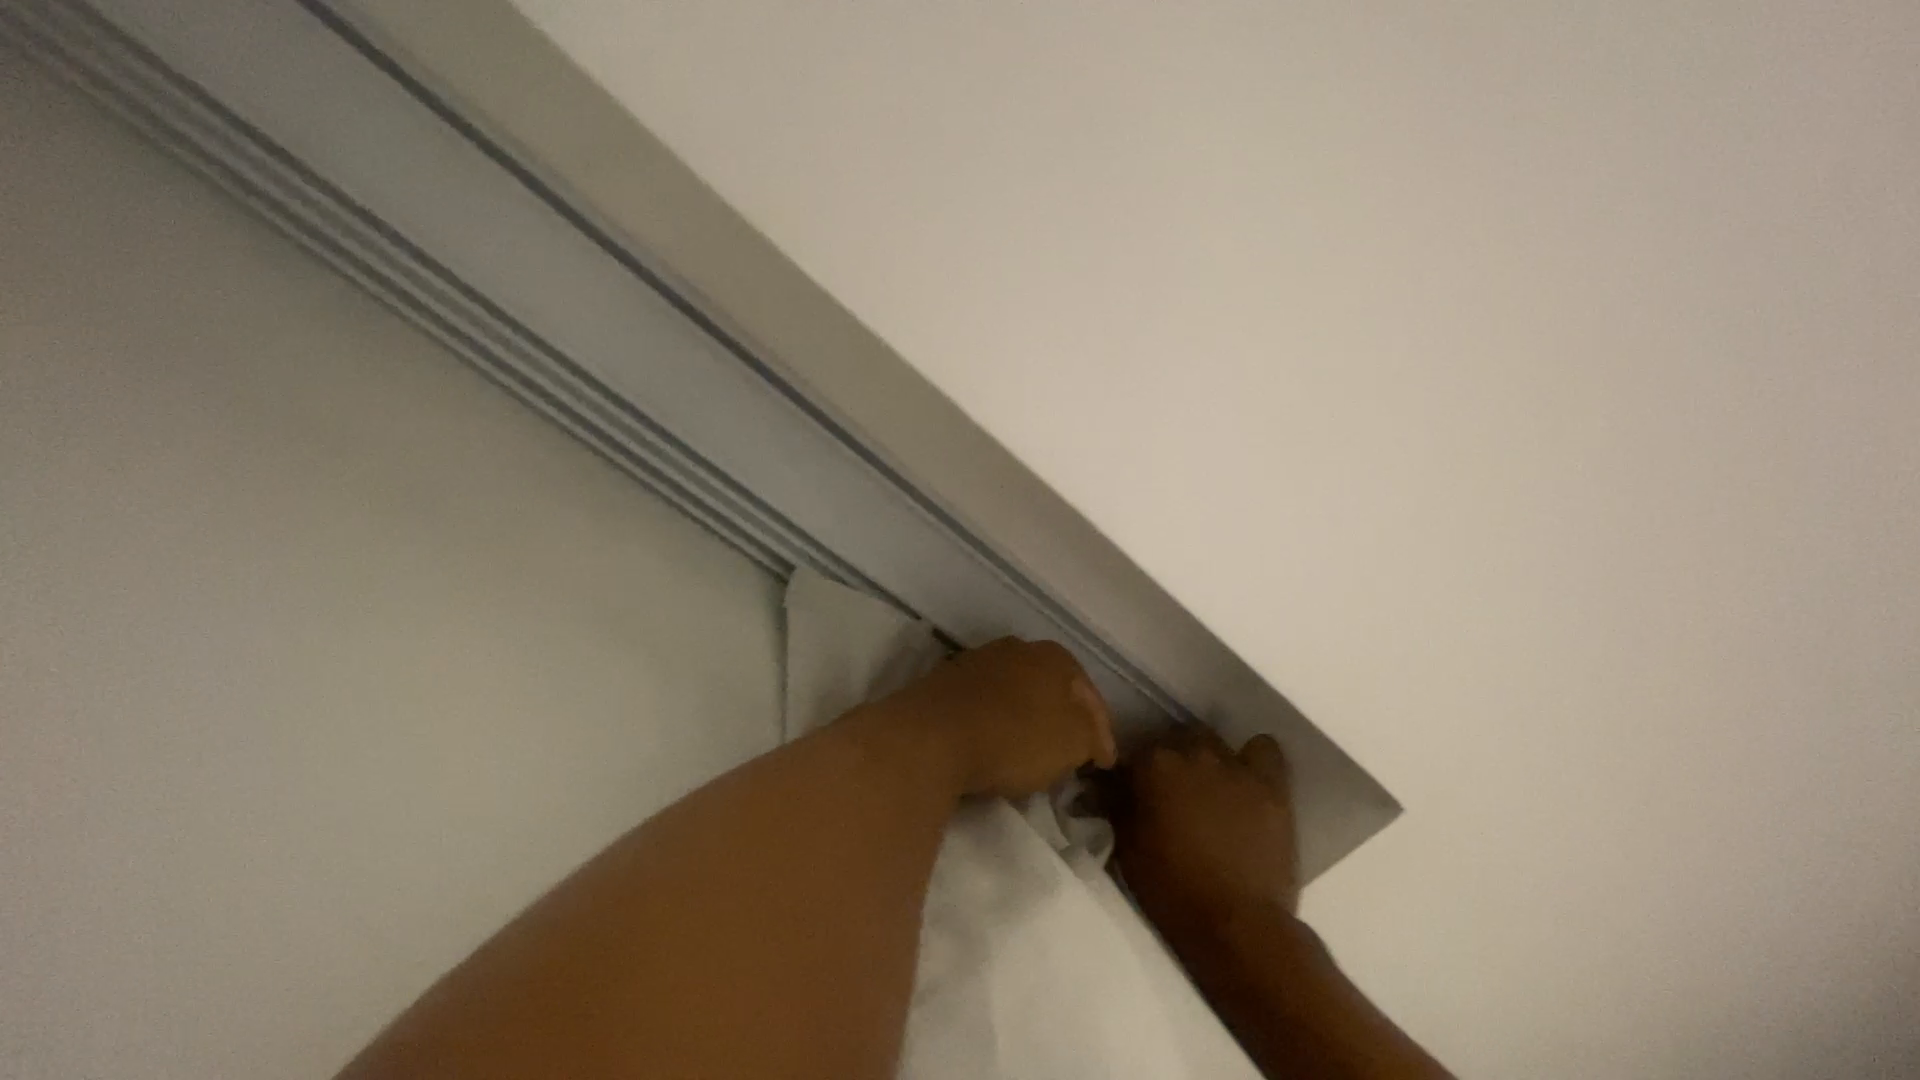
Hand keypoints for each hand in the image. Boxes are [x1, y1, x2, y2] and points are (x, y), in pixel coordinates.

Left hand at [881, 638, 1116, 797]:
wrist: (932, 737)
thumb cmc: (1015, 737)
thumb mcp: (1073, 743)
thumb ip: (1091, 736)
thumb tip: (1092, 739)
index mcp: (1054, 656)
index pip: (1089, 694)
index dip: (1101, 731)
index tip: (1104, 762)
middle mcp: (1016, 648)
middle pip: (1050, 687)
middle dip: (1061, 717)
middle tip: (1070, 752)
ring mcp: (975, 662)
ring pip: (1014, 693)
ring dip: (1025, 718)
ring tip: (1030, 752)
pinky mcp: (942, 683)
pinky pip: (982, 706)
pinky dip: (993, 723)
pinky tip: (993, 744)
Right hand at [1112, 726, 1299, 930]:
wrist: (1236, 924)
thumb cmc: (1171, 888)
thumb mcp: (1127, 848)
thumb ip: (1114, 806)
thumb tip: (1099, 785)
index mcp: (1152, 765)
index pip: (1131, 753)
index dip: (1127, 774)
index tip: (1126, 792)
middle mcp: (1193, 753)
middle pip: (1174, 738)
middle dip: (1168, 759)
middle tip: (1167, 792)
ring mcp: (1236, 766)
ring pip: (1214, 741)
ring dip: (1205, 757)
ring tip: (1205, 786)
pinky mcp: (1272, 785)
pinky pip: (1264, 749)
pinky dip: (1253, 757)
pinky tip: (1246, 779)